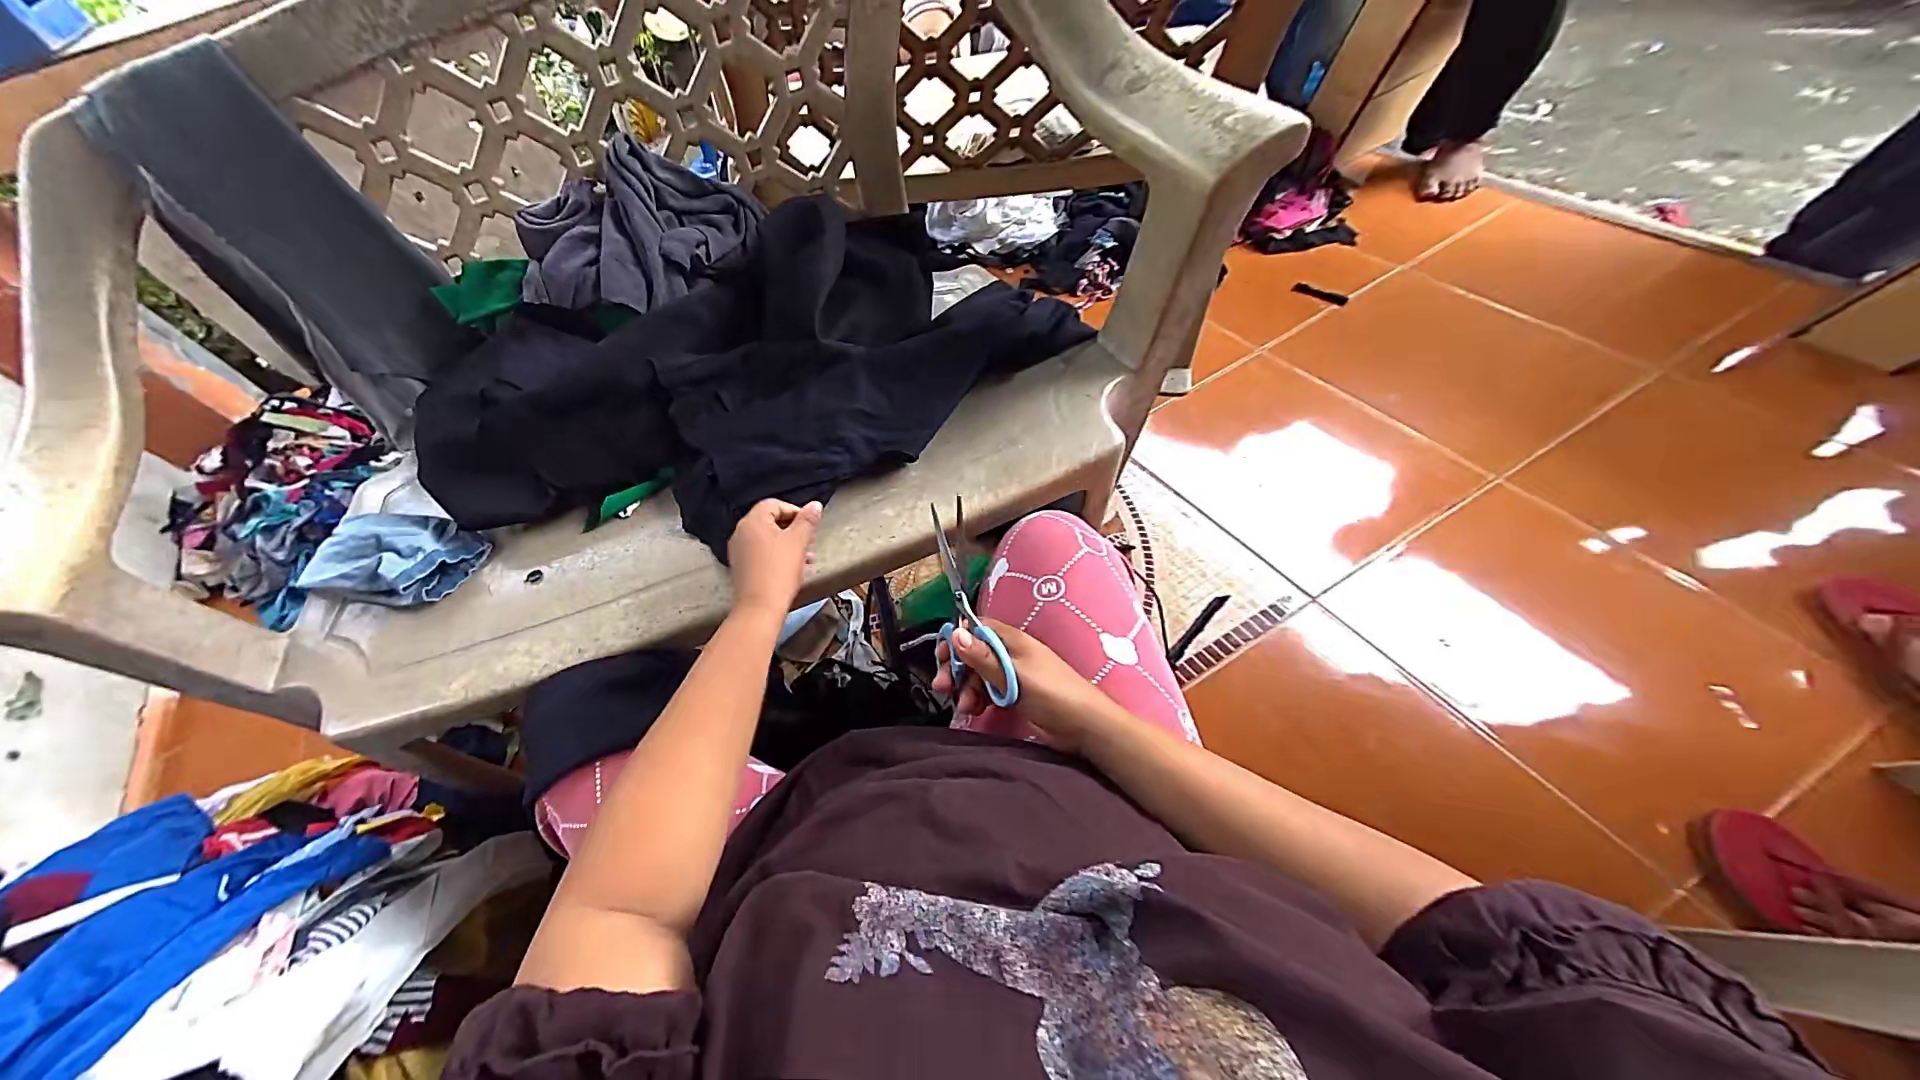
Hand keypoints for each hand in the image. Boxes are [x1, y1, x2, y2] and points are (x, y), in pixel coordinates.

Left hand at [726, 499, 820, 617]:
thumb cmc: (778, 573)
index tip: (809, 524)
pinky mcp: (742, 567)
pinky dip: (777, 555)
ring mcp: (739, 551)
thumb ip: (807, 520)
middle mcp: (741, 533)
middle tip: (809, 541)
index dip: (795, 511)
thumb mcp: (798, 542)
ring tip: (805, 557)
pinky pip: (761, 553)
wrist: (760, 606)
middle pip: (770, 521)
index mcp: (752, 522)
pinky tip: (791, 568)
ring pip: (767, 538)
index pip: (774, 504)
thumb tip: (814, 505)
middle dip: (793, 529)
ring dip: (788, 543)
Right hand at [934, 617, 1135, 753]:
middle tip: (942, 687)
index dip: (956, 640)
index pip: (976, 629)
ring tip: (964, 707)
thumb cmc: (1053, 694)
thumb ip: (984, 657)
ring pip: (978, 675)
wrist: (1085, 726)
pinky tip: (974, 711)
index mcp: (1013, 641)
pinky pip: (988, 692)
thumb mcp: (1015, 676)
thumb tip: (956, 633)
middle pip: (973, 653)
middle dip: (956, 669)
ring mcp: (1013, 675)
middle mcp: (1011, 654)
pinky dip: (977, 699)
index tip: (941, 658)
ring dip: (965, 688)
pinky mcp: (1015, 695)